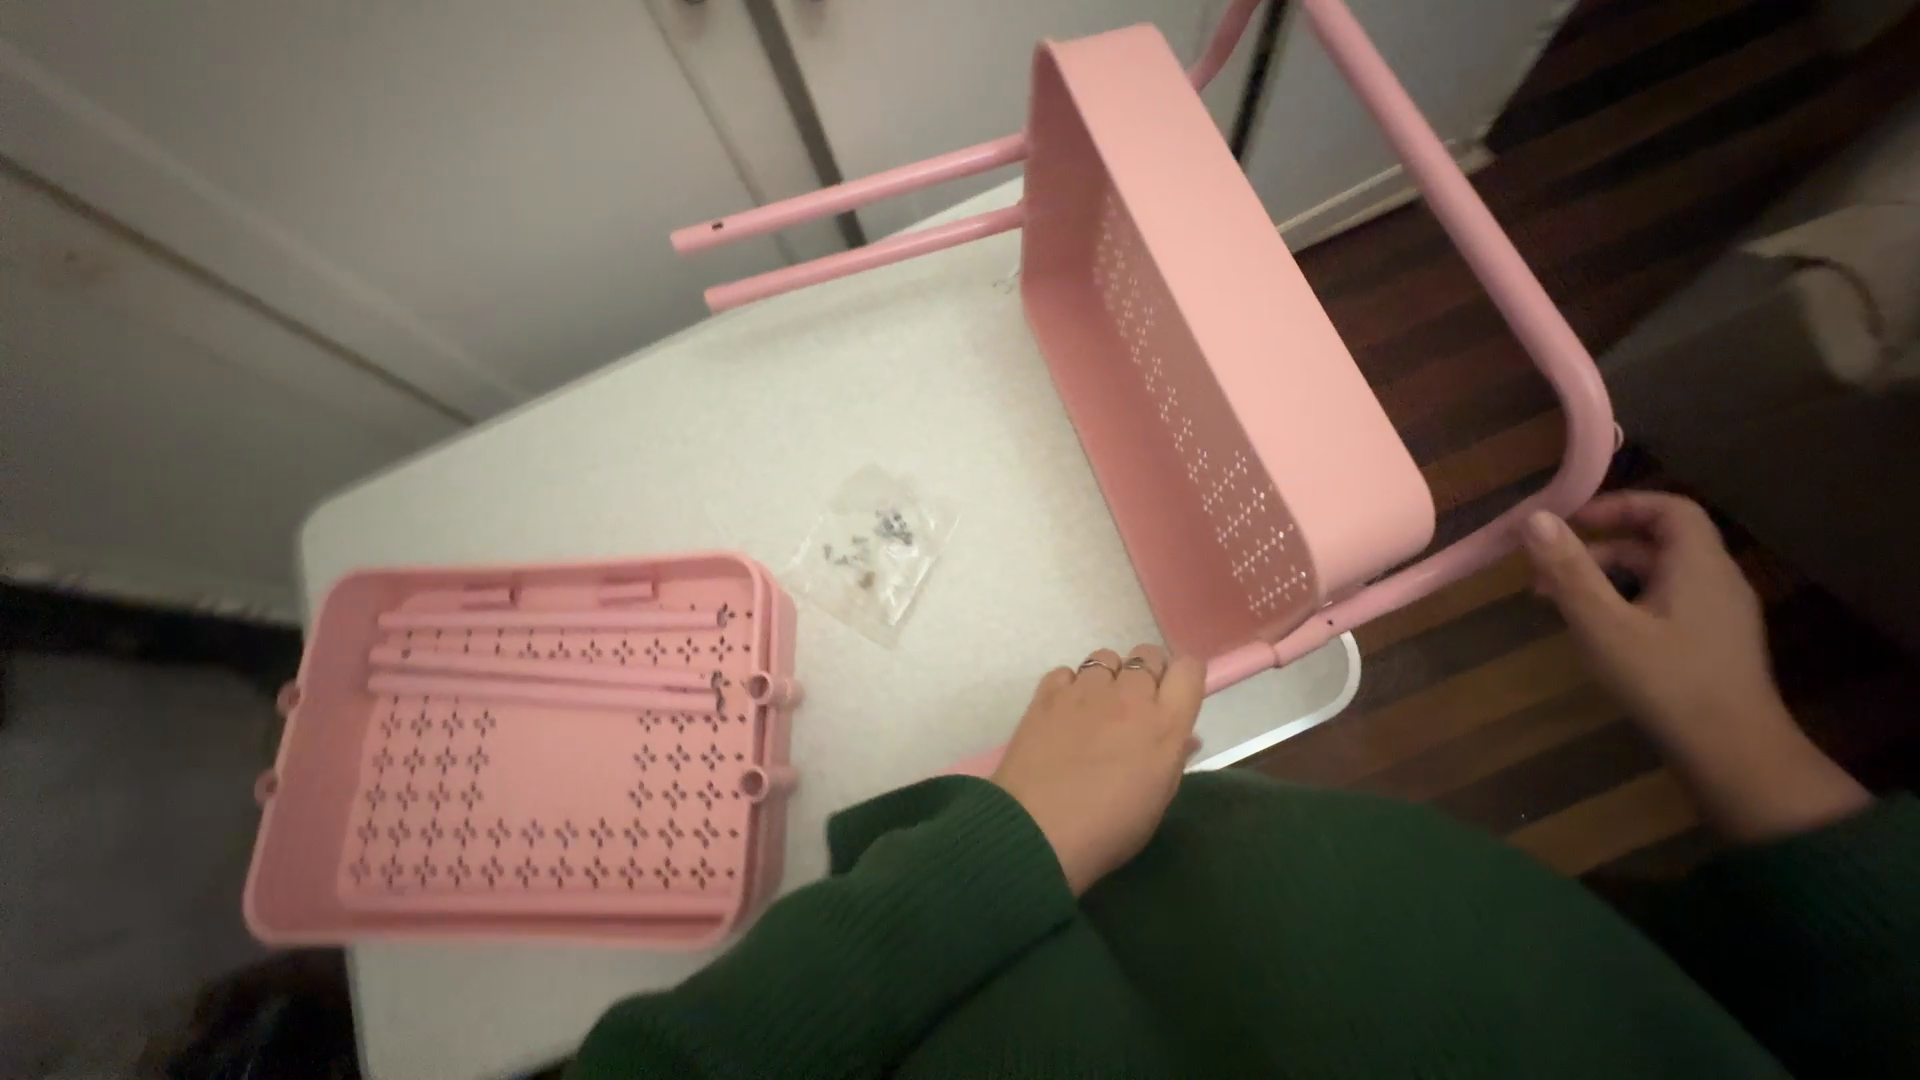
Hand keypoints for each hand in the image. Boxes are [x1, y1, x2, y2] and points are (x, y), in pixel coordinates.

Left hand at [991, 645, 1203, 894]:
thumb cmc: (1109, 828)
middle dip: (1146, 672)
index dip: (1182, 677)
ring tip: (1096, 708)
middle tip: (1134, 705)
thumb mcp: (1156, 801)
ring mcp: (1086, 689)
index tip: (1173, 694)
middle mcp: (1129, 695)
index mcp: (1165, 723)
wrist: (1038, 831)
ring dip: (1107, 676)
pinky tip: (1063, 714)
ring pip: (1105, 658)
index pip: (1188, 669)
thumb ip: (1173, 759)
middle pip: (1146, 654)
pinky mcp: (1048, 692)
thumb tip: (1184, 737)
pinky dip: (1068, 687)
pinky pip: (1066, 672)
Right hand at [1523, 492, 1776, 741]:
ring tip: (1554, 603)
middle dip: (1595, 547)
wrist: (1731, 752)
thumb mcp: (1602, 622)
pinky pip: (1662, 601)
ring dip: (1602, 577)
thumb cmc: (1663, 679)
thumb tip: (1535, 518)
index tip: (1568, 521)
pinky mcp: (1710, 641)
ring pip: (1655, 574)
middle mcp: (1716, 581)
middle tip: (1544, 571)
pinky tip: (1591, 630)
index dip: (1618, 505)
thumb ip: (1568, 568)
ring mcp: (1717, 614)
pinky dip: (1621, 601)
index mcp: (1698, 566)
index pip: (1668, 508)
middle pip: (1656, 541)